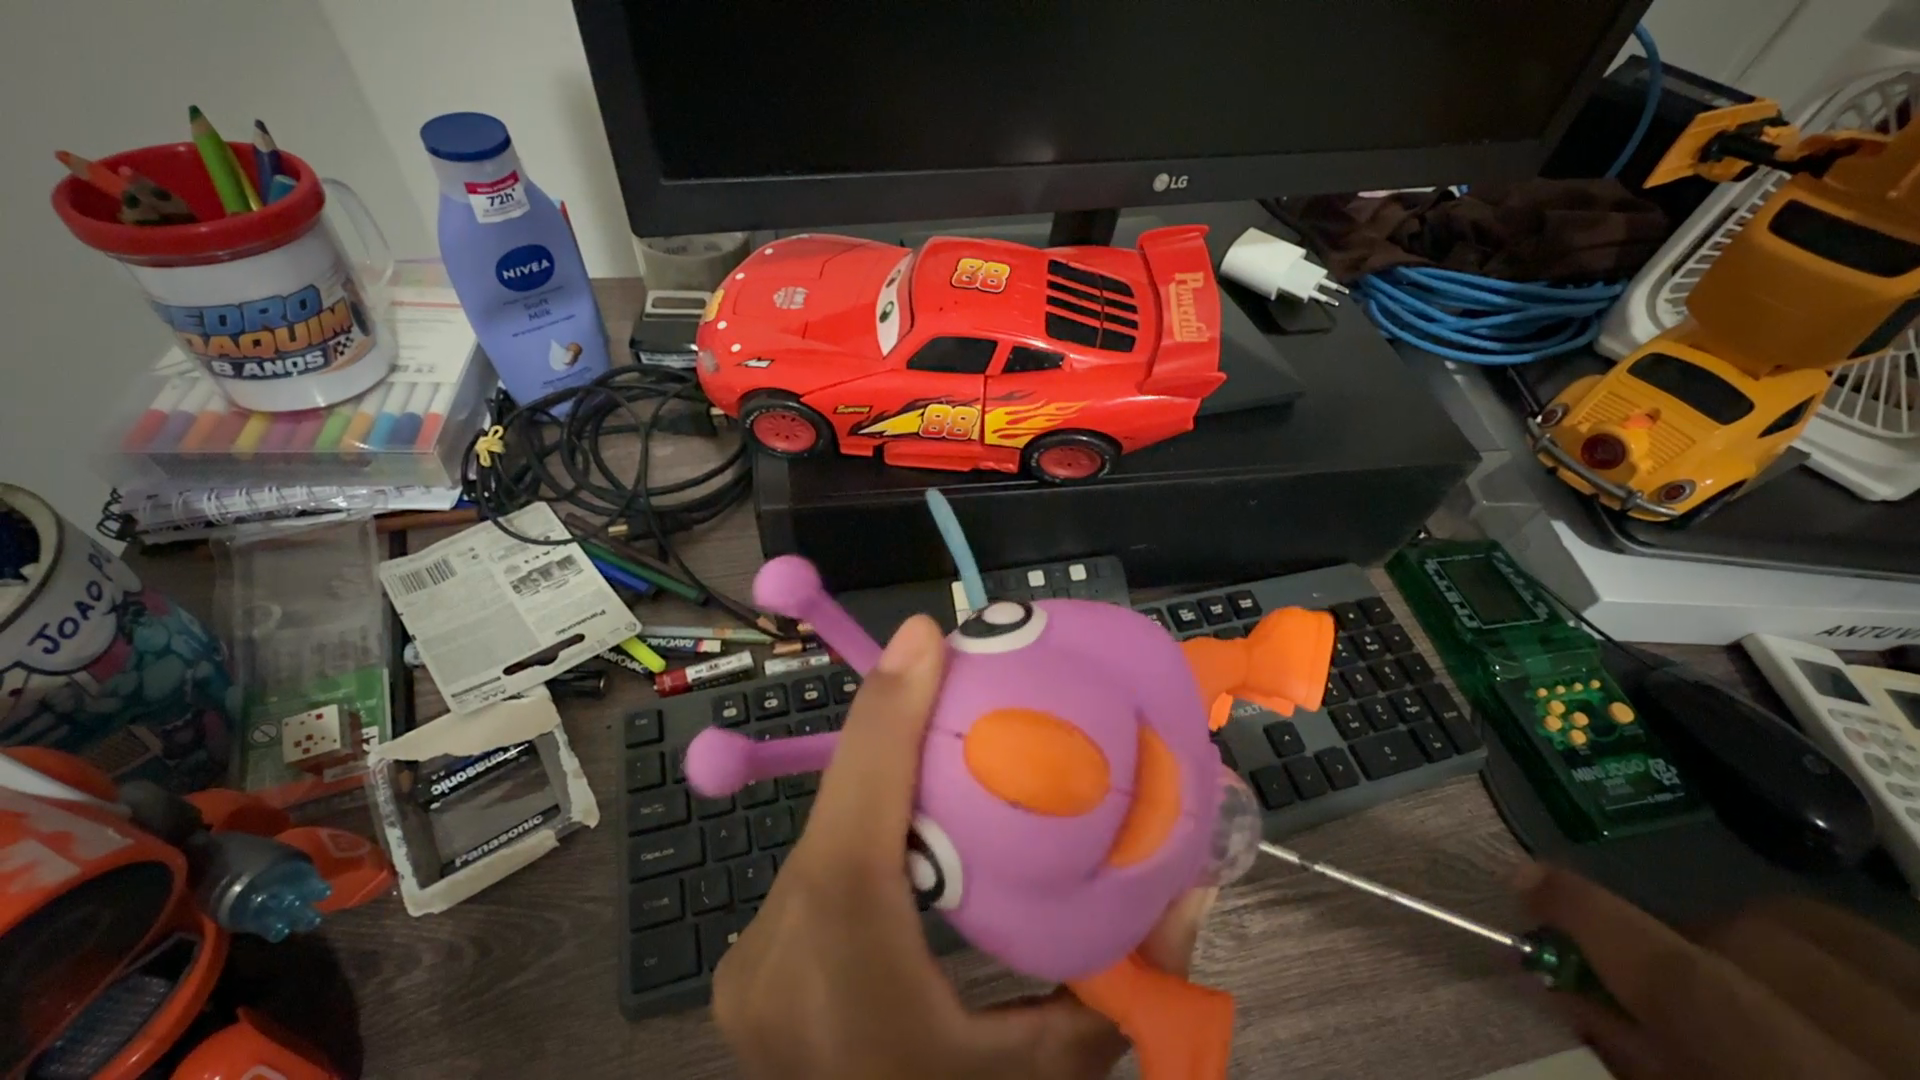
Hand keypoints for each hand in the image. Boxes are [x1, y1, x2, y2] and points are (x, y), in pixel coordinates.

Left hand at [712, 615, 1215, 1079]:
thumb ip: (1114, 992)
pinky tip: (905, 840)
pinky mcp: (744, 973)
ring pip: (821, 844)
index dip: (888, 716)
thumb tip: (1186, 896)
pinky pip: (809, 877)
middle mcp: (777, 959)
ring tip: (942, 750)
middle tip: (953, 676)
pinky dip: (859, 844)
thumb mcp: (1039, 1078)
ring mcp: (748, 968)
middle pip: (836, 821)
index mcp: (847, 982)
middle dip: (892, 739)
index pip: (856, 826)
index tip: (926, 636)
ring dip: (879, 795)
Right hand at [1517, 864, 1919, 1078]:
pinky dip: (1832, 960)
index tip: (1530, 882)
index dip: (1597, 921)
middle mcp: (1908, 1065)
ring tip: (1740, 993)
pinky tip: (1821, 1005)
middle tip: (1646, 981)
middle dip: (1680, 948)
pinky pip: (1890, 952)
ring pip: (1829, 931)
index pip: (1693, 988)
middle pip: (1756, 943)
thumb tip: (1574, 986)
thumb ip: (1650, 1073)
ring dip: (1755, 945)